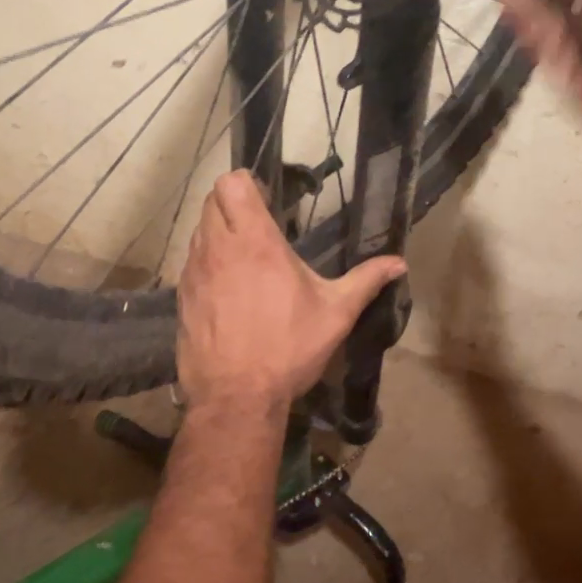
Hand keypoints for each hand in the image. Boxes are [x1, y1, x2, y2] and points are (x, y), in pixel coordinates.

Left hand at [176, 170, 407, 413]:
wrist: (235, 398)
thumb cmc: (288, 349)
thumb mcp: (335, 313)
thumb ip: (366, 280)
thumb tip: (399, 263)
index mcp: (255, 242)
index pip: (232, 183)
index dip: (247, 183)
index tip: (267, 199)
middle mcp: (218, 248)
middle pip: (212, 200)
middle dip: (232, 203)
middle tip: (258, 224)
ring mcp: (194, 272)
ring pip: (199, 230)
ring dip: (218, 232)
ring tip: (244, 257)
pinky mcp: (182, 297)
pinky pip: (191, 262)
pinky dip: (207, 263)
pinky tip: (228, 289)